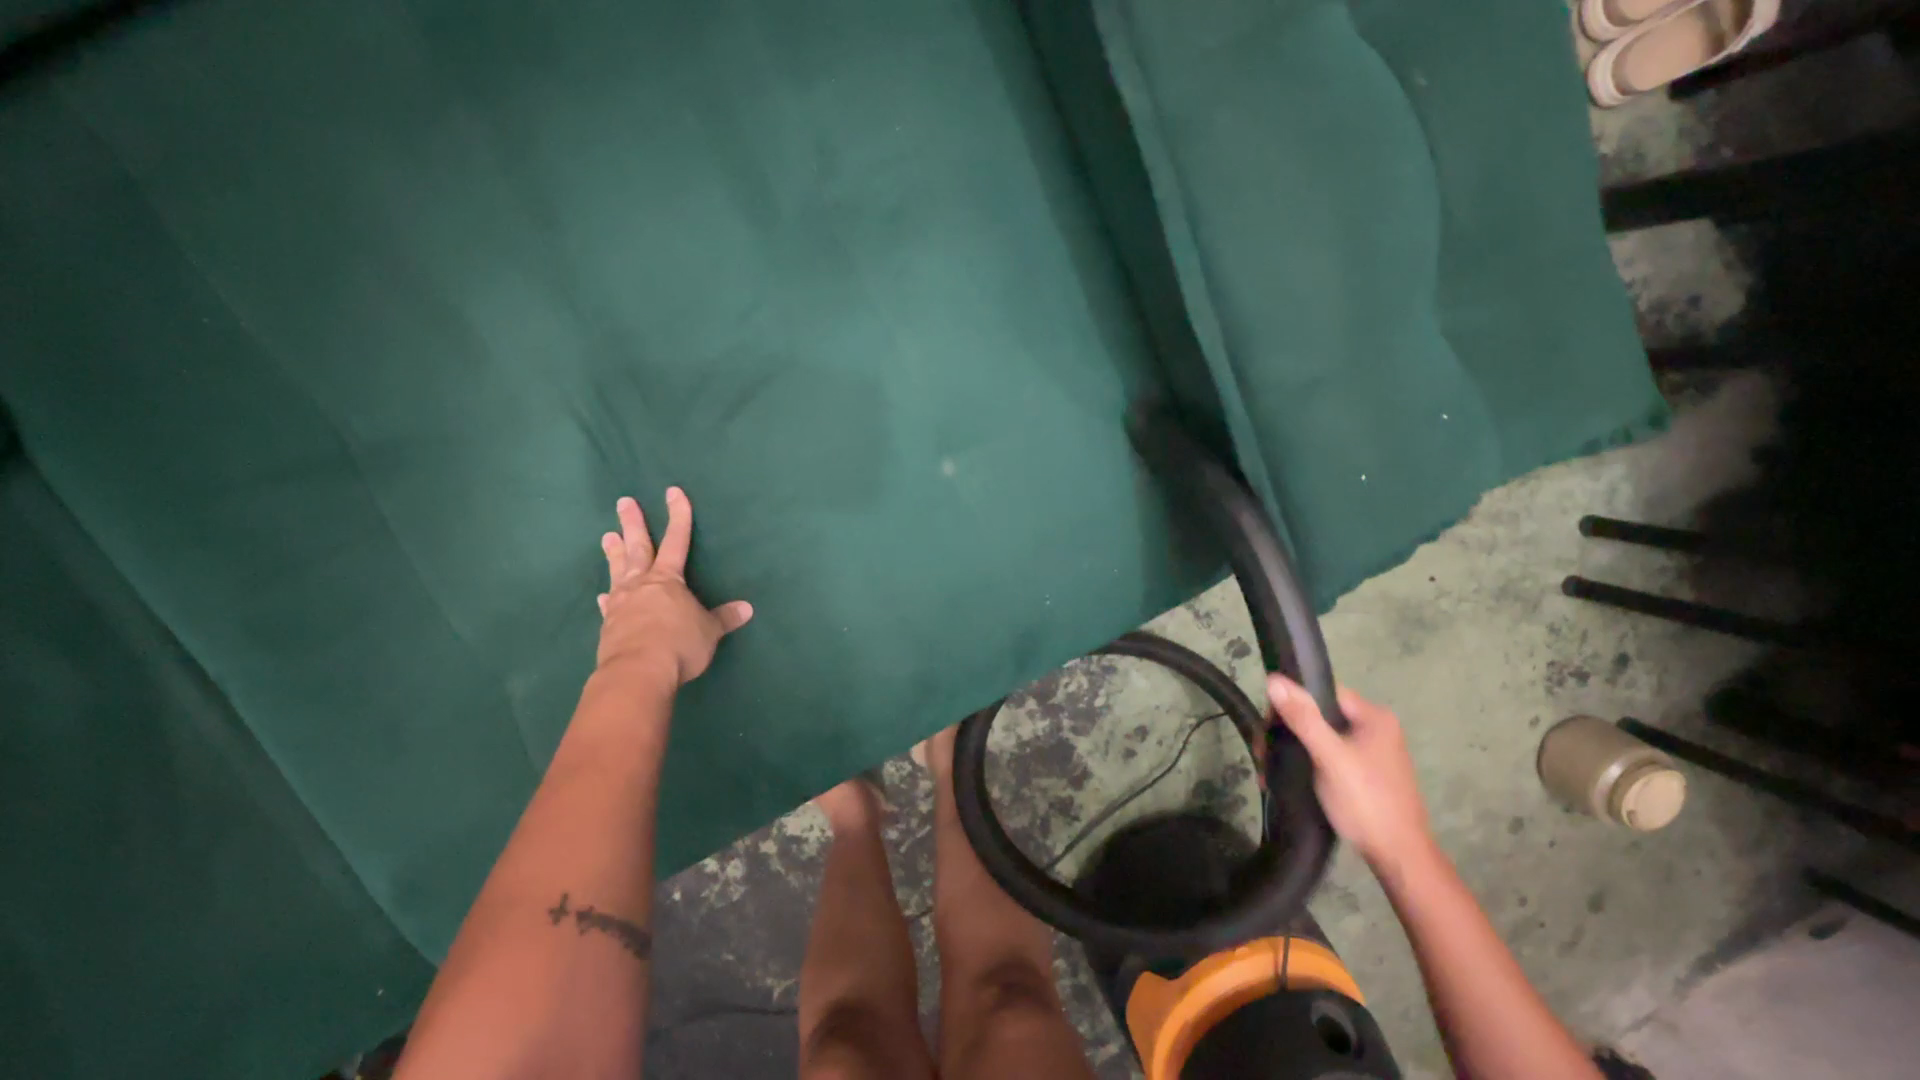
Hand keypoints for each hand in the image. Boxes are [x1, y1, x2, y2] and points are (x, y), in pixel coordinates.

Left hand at [595, 488, 752, 686]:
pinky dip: (606, 598)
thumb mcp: (709, 631)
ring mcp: (621, 603)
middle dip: (633, 523)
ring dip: (613, 552)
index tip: (673, 492)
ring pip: (617, 570)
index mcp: (669, 580)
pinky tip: (602, 596)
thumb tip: (747, 609)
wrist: (638, 671)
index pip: (677, 540)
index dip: (678, 516)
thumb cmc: (679, 645)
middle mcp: (642, 584)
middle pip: (638, 547)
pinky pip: (608, 605)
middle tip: (623, 501)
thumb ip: (724, 618)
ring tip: (607, 536)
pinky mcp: (609, 624)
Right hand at [1267, 675, 1432, 874]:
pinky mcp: (1364, 775)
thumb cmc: (1366, 801)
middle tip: (1263, 754)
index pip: (1324, 692)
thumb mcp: (1330, 757)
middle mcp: (1375, 730)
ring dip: (1292, 751)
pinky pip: (1328, 758)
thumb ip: (1303, 718)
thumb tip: (1274, 680)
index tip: (1269, 726)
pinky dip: (1306, 765)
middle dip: (1288, 732)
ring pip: (1321, 739)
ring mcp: (1371, 754)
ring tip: (1269, 771)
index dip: (1293, 703)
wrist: (1398, 856)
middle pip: (1320, 715)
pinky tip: (1285, 780)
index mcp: (1374, 717)